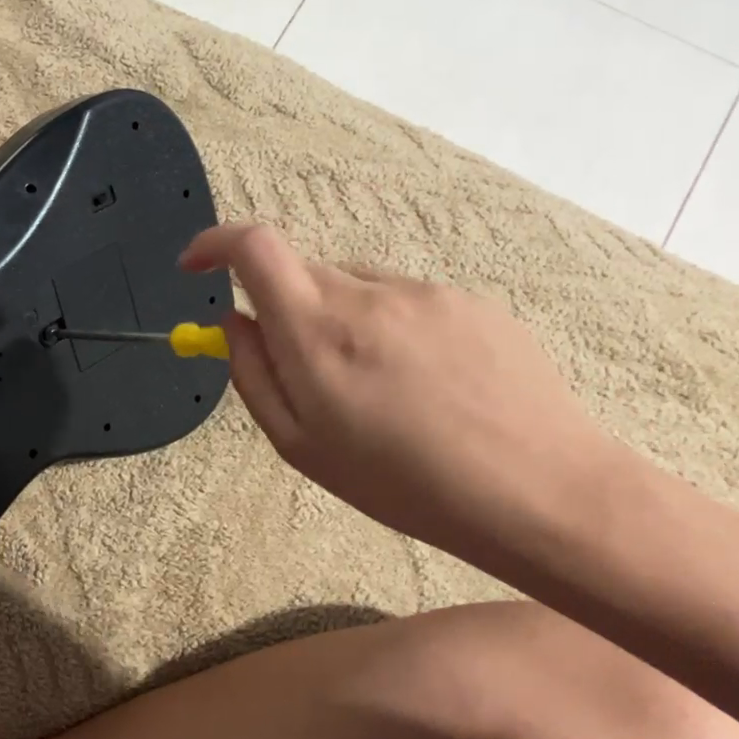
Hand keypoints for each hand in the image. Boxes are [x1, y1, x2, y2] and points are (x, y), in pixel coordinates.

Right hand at [180, 223, 622, 558]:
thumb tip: (233, 321)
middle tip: (298, 369)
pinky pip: (404, 300)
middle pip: (301, 269)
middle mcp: (369, 295)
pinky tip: (419, 383)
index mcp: (316, 330)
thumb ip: (251, 373)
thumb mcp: (297, 443)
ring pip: (354, 285)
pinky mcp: (474, 303)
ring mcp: (427, 294)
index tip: (196, 268)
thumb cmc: (401, 482)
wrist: (543, 492)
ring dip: (337, 318)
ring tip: (372, 386)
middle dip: (280, 305)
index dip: (214, 246)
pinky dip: (388, 327)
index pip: (253, 247)